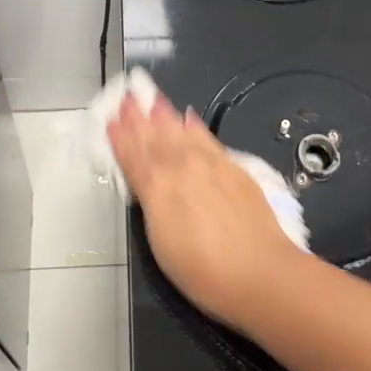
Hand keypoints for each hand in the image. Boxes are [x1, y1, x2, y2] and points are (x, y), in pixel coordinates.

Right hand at [108, 91, 312, 330]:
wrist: (259, 272)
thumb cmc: (202, 270)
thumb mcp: (160, 241)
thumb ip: (151, 202)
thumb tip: (144, 178)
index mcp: (157, 187)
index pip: (133, 156)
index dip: (121, 138)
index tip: (111, 119)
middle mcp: (181, 167)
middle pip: (155, 137)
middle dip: (139, 117)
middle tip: (128, 98)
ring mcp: (210, 164)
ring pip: (180, 131)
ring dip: (163, 114)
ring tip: (152, 99)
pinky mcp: (233, 167)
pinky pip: (207, 138)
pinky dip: (194, 126)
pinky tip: (189, 118)